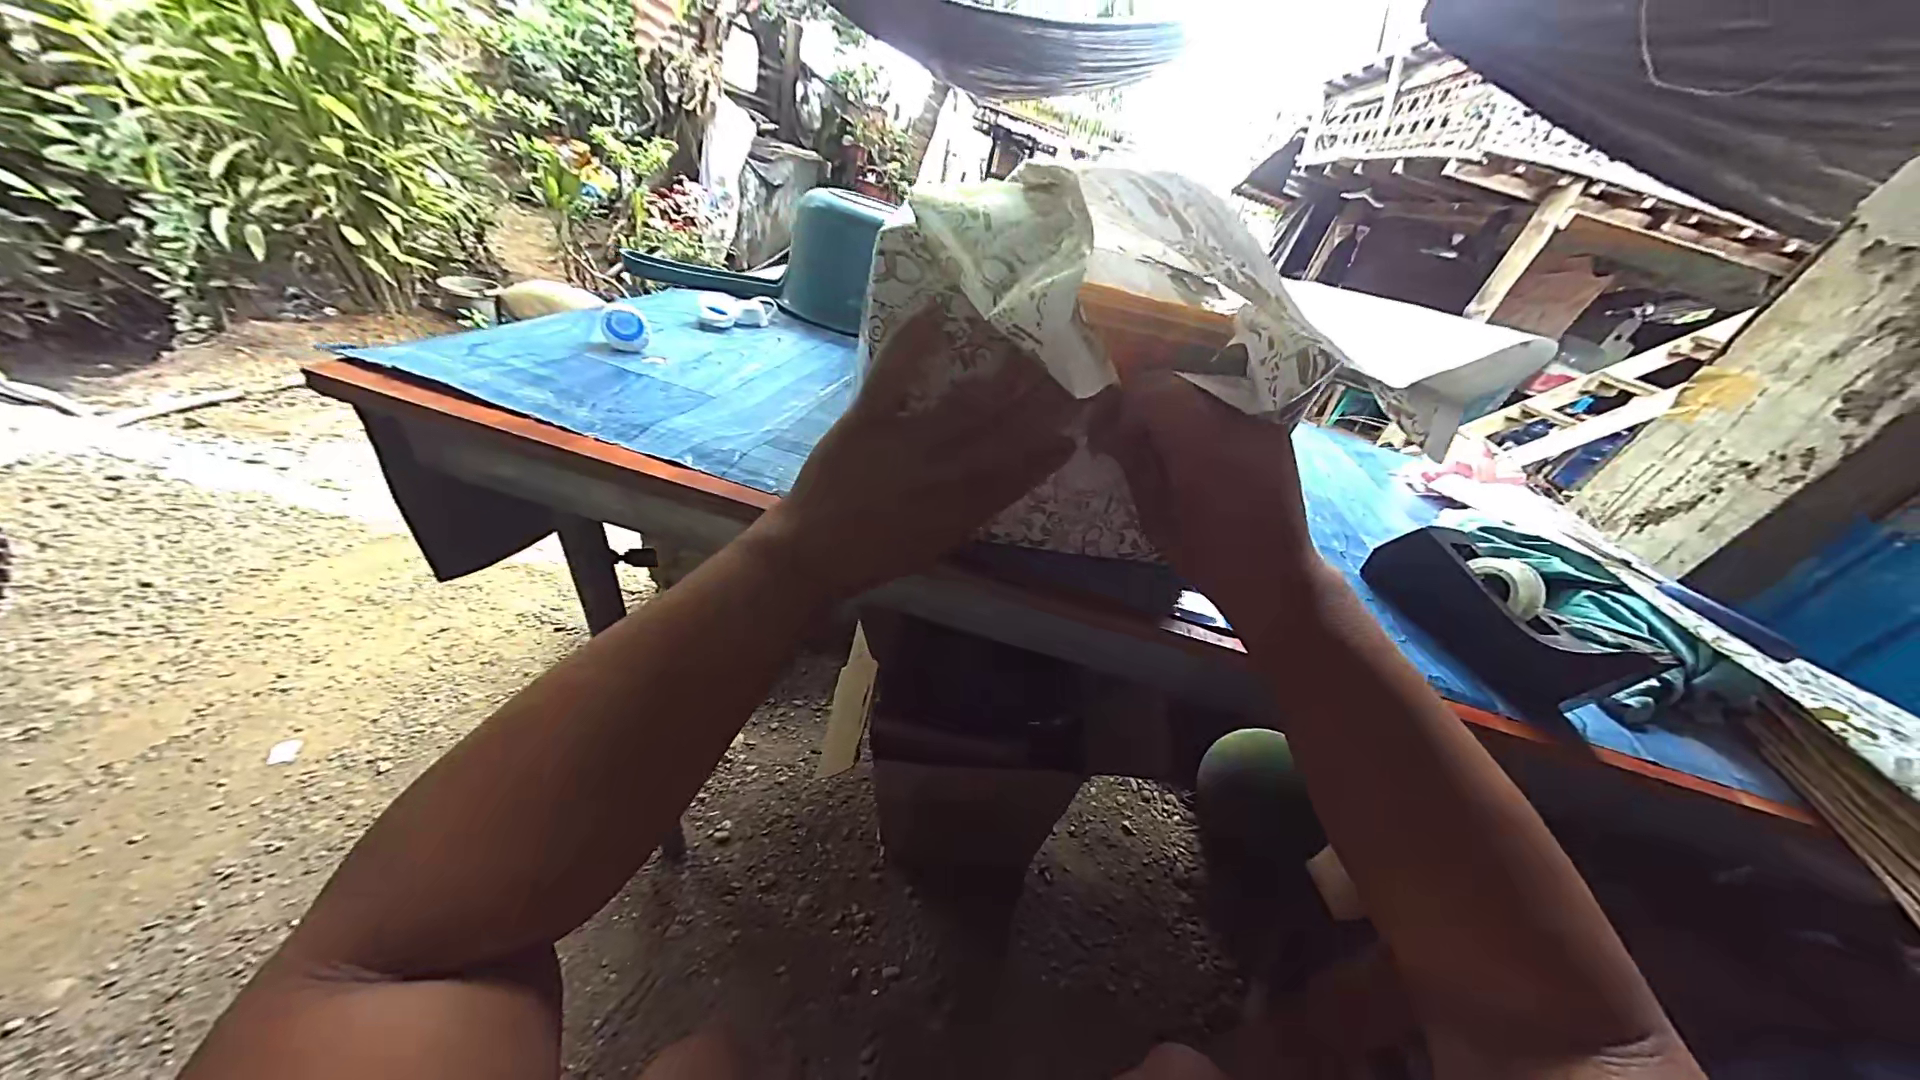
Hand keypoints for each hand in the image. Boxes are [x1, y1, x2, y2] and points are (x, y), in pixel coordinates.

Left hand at [751, 303, 1079, 598]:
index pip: (1016, 473)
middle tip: (1065, 372)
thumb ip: (976, 510)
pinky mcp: (867, 419)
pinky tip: (938, 314)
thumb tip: (1010, 478)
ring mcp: (905, 440)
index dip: (1046, 451)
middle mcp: (942, 470)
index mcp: (961, 505)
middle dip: (1035, 402)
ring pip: (963, 403)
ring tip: (1027, 349)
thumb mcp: (938, 542)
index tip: (1073, 429)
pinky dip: (913, 343)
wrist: (813, 550)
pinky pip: (893, 375)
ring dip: (999, 376)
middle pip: (1000, 431)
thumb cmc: (878, 552)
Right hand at [1095, 371, 1327, 642]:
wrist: (1274, 572)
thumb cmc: (1208, 555)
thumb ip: (1132, 460)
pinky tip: (1182, 429)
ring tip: (1151, 428)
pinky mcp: (1271, 420)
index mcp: (1204, 440)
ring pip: (1202, 375)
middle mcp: (1238, 414)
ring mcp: (1260, 413)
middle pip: (1177, 373)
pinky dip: (1196, 401)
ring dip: (1170, 394)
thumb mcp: (1155, 513)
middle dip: (1143, 394)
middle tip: (1123, 427)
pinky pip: (1225, 392)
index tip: (1105, 433)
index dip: (1120, 405)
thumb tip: (1104, 428)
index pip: (1151, 388)